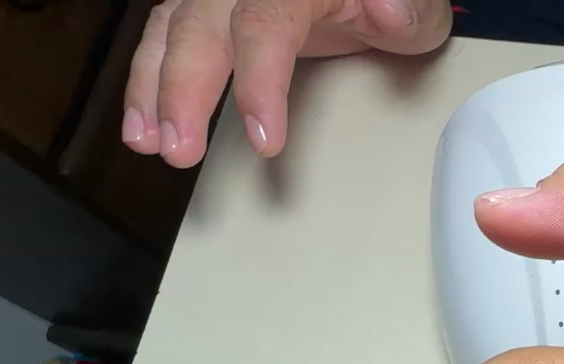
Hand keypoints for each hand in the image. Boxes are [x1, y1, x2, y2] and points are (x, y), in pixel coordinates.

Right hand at [122, 0, 450, 167]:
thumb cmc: (403, 5)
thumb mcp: (416, 9)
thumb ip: (400, 9)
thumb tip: (390, 8)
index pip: (266, 24)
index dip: (259, 81)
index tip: (263, 138)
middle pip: (204, 28)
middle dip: (185, 90)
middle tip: (181, 149)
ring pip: (175, 32)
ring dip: (155, 89)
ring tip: (149, 142)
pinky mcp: (219, 14)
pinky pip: (174, 38)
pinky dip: (156, 79)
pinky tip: (146, 121)